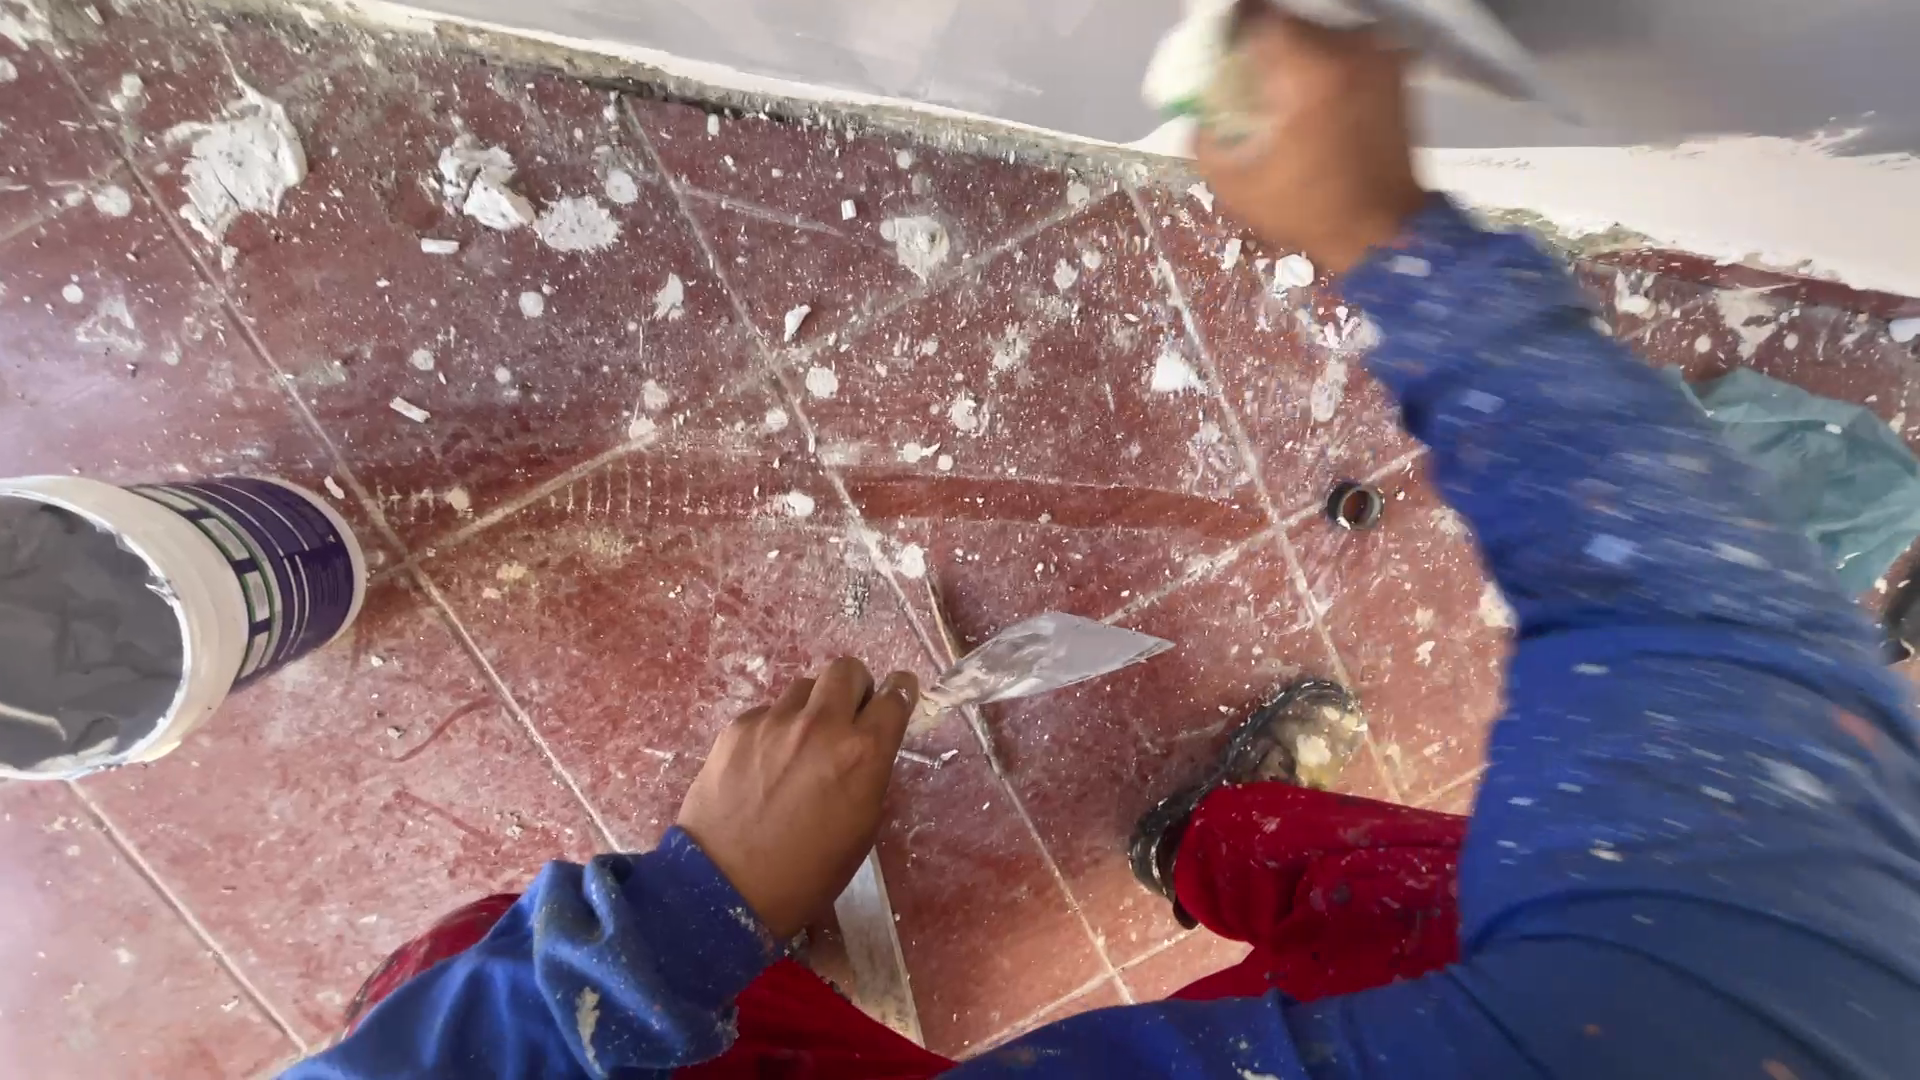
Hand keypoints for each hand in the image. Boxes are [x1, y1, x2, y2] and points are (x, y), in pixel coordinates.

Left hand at [676, 658, 918, 938]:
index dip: (901, 690)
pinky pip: (769, 711)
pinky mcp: (739, 727)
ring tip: (799, 743)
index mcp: (863, 752)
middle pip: (848, 669)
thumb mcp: (862, 827)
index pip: (895, 695)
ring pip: (805, 686)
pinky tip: (764, 763)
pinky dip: (775, 728)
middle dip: (854, 687)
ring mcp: (776, 721)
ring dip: (812, 707)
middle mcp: (822, 724)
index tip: (898, 691)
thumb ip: (871, 771)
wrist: (723, 891)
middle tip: (847, 714)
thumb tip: (870, 744)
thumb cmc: (807, 874)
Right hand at [1195, 9, 1425, 276]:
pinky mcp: (1394, 65)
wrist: (1380, 228)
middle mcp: (1350, 46)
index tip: (1215, 50)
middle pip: (1289, 26)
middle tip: (1241, 81)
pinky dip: (1320, 69)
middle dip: (1260, 51)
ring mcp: (1379, 52)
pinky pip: (1343, 52)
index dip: (1230, 30)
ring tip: (1276, 98)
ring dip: (1292, 61)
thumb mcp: (1235, 185)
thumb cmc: (1304, 212)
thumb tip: (1201, 109)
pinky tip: (1309, 104)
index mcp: (1308, 72)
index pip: (1258, 19)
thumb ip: (1207, 137)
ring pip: (1317, 38)